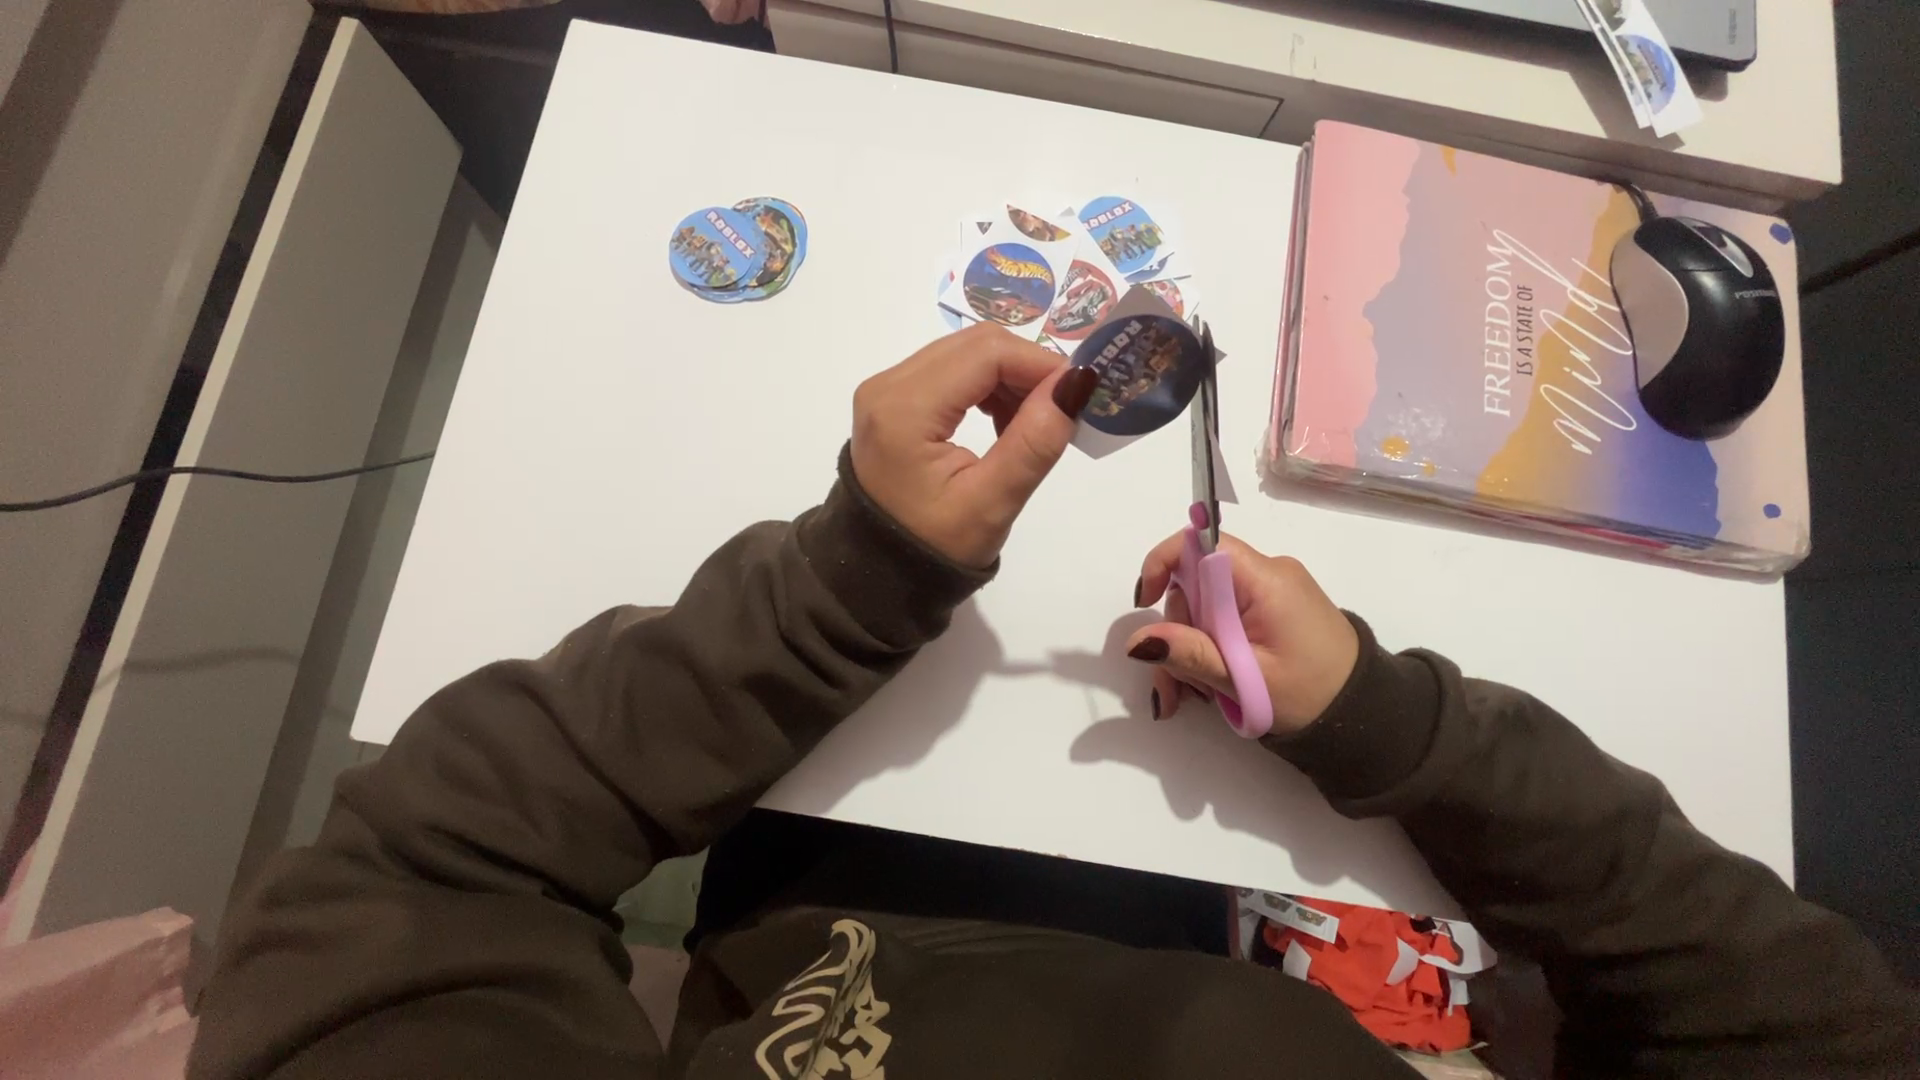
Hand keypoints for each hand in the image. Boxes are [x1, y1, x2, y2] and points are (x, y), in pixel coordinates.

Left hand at [851, 324, 1099, 567]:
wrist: (880, 569)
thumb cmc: (935, 546)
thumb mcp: (991, 504)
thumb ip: (1033, 442)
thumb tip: (1076, 383)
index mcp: (904, 410)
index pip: (986, 354)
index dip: (1039, 364)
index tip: (1079, 394)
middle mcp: (888, 385)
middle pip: (974, 344)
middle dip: (1026, 368)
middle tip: (1061, 410)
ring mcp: (886, 389)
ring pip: (964, 352)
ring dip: (1008, 377)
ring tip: (1031, 424)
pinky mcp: (893, 399)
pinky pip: (950, 370)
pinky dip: (986, 385)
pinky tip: (1003, 422)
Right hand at [1126, 533, 1359, 734]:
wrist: (1367, 716)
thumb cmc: (1312, 695)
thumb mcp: (1244, 680)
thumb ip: (1190, 655)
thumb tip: (1137, 642)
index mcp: (1266, 580)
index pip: (1202, 543)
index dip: (1164, 563)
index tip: (1145, 601)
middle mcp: (1266, 575)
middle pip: (1196, 585)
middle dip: (1175, 632)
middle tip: (1175, 684)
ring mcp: (1268, 593)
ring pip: (1204, 608)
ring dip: (1187, 649)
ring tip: (1189, 697)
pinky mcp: (1269, 611)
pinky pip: (1223, 619)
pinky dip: (1208, 649)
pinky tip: (1204, 687)